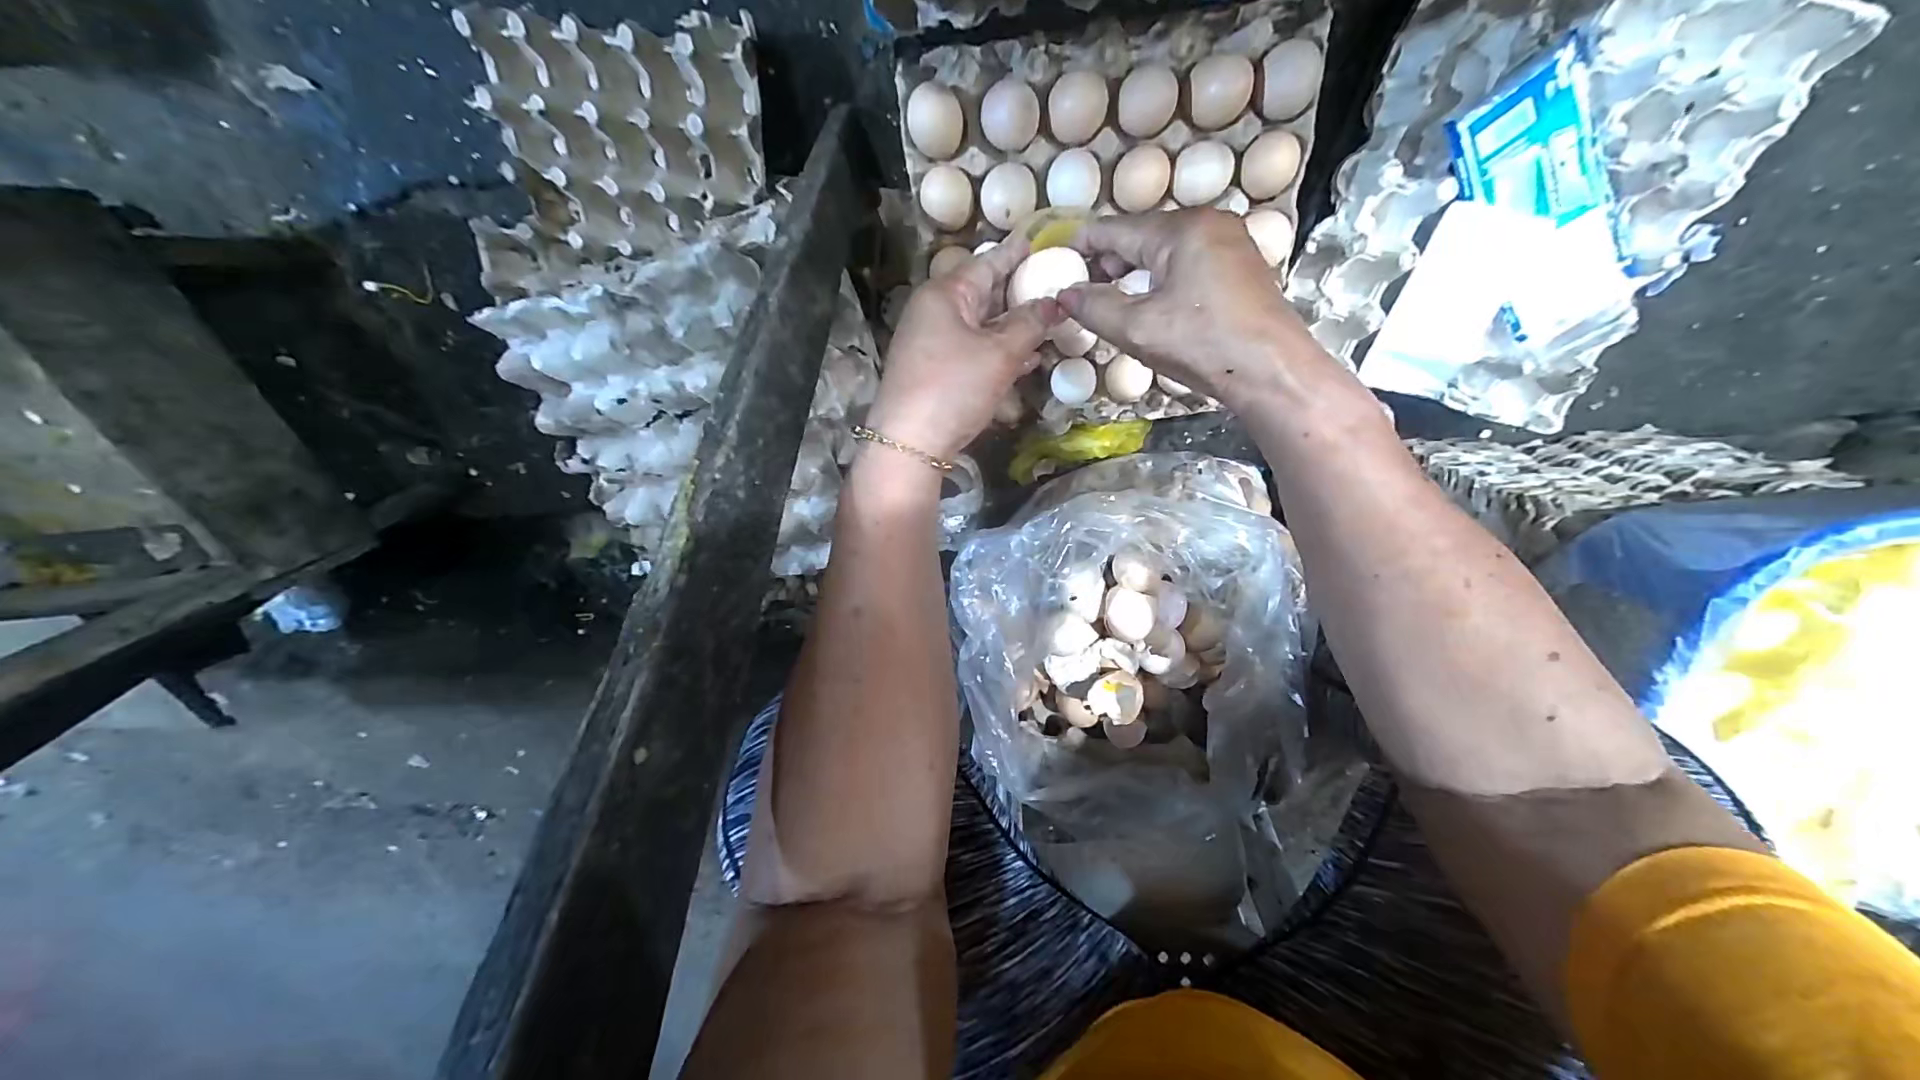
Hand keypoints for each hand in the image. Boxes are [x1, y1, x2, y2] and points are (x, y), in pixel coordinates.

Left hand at [866, 240, 1061, 459]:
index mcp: (945, 293)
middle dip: (1019, 292)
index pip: (988, 262)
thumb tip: (1053, 302)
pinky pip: (972, 351)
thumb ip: (1030, 324)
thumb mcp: (1000, 354)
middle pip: (984, 293)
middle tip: (1054, 285)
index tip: (1042, 241)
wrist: (908, 444)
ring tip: (1050, 323)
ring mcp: (932, 342)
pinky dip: (998, 352)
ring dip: (1013, 326)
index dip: (1018, 253)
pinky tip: (1026, 360)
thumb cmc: (954, 389)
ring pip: (980, 325)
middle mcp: (934, 311)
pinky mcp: (934, 371)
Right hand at [1058, 209, 1331, 408]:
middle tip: (1081, 290)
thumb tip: (1066, 293)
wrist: (1272, 370)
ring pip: (1165, 250)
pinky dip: (1161, 278)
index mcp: (1179, 229)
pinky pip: (1187, 262)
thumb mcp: (1136, 328)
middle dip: (1107, 261)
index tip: (1055, 260)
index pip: (1114, 229)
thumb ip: (1093, 307)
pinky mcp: (1241, 266)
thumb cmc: (1202, 344)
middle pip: (1141, 236)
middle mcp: (1207, 223)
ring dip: (1134, 271)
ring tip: (1110, 300)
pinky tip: (1151, 304)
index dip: (1080, 244)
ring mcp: (1229, 242)